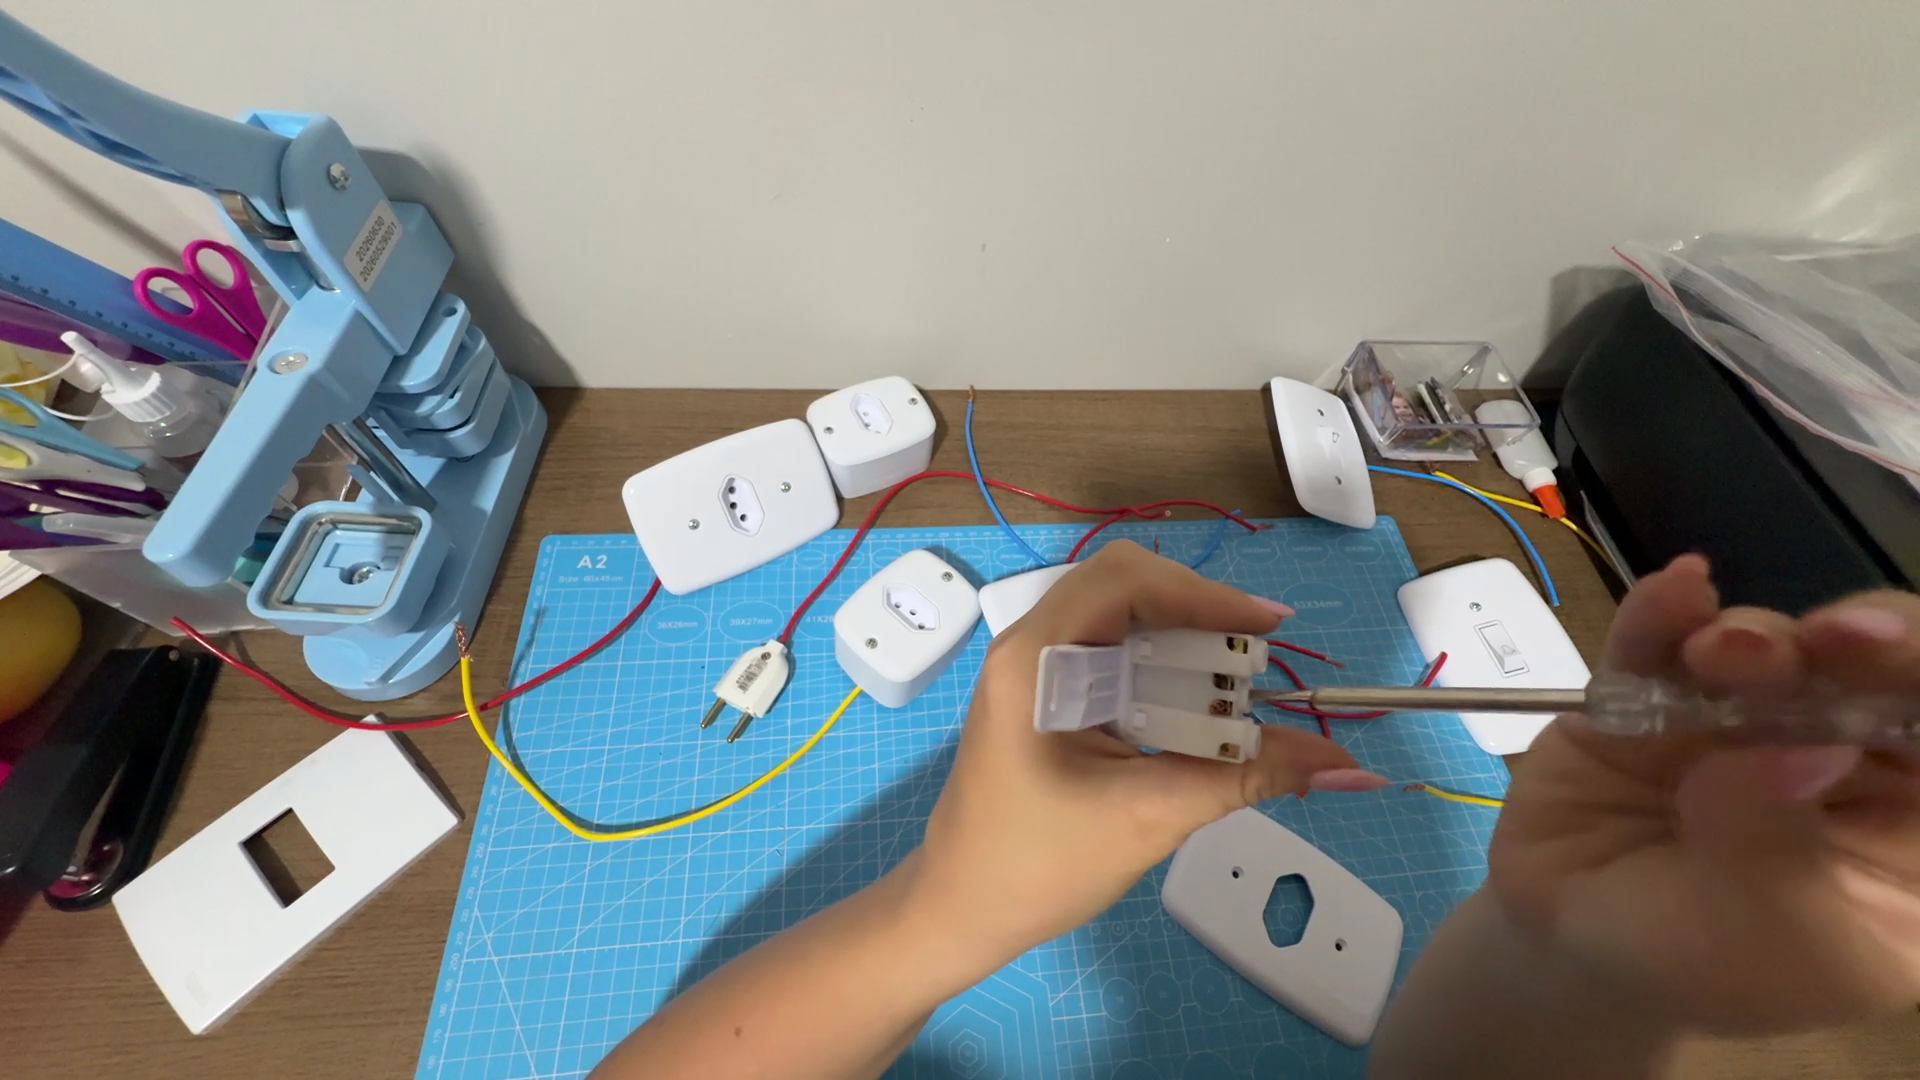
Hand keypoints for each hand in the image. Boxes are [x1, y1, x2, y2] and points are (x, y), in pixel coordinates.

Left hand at [902, 540, 1368, 973]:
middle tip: (1257, 656)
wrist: (961, 905)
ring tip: (1237, 679)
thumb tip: (1350, 767)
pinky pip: (1110, 652)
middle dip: (1196, 611)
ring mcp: (1033, 665)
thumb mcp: (1150, 815)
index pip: (1122, 579)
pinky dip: (1159, 665)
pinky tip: (1194, 701)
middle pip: (1122, 586)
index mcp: (1035, 655)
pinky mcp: (1045, 691)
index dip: (1200, 591)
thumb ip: (1249, 778)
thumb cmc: (1038, 864)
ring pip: (1119, 617)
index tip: (1267, 629)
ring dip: (1181, 639)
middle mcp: (1029, 643)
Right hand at [1490, 555, 1919, 1033]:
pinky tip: (1673, 587)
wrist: (1559, 936)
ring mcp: (1721, 722)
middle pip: (1870, 676)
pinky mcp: (1630, 703)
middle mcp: (1828, 757)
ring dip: (1753, 638)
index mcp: (1909, 827)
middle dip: (1868, 645)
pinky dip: (1658, 614)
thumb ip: (1780, 853)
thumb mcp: (1771, 946)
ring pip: (1760, 651)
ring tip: (1722, 651)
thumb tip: (1792, 751)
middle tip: (1843, 641)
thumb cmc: (1695, 964)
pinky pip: (1648, 649)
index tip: (1907, 668)